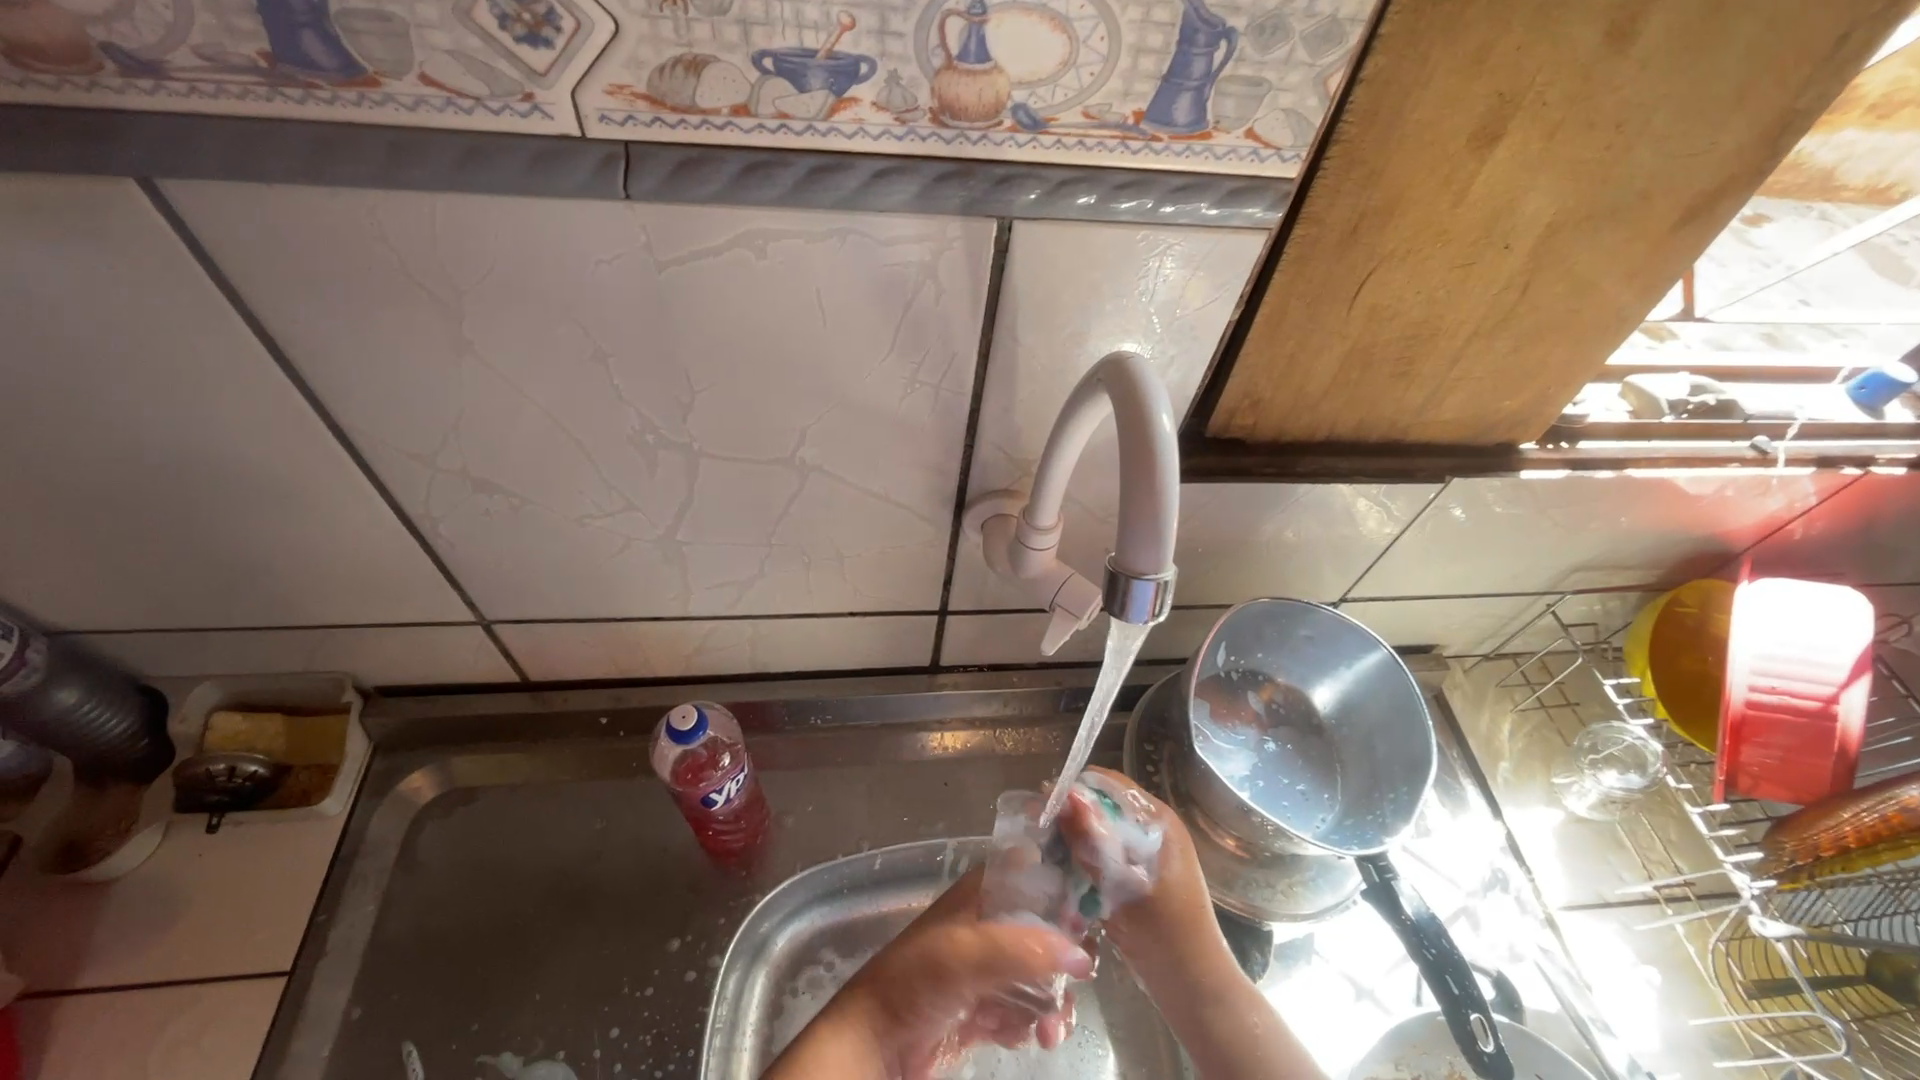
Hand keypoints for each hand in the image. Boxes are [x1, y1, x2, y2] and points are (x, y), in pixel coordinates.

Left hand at [769, 866, 1094, 1079]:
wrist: (876, 1044)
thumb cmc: (916, 982)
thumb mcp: (968, 954)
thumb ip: (1026, 949)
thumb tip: (1081, 956)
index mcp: (980, 894)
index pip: (1032, 871)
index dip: (1064, 886)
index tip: (1090, 913)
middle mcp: (987, 926)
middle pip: (1046, 928)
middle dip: (1066, 958)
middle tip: (1078, 979)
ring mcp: (986, 970)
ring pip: (1041, 975)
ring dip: (1055, 1001)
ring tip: (1052, 1029)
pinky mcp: (984, 1009)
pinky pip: (1027, 1010)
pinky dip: (1037, 1023)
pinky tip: (1036, 1038)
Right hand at [1058, 767, 1218, 977]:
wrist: (1192, 987)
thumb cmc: (1167, 934)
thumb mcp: (1125, 886)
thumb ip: (1094, 842)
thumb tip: (1064, 797)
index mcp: (1158, 821)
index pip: (1110, 785)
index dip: (1075, 789)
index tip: (1041, 805)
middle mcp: (1150, 830)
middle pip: (1101, 807)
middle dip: (1068, 816)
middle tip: (1034, 831)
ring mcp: (1141, 855)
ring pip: (1096, 834)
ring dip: (1070, 842)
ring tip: (1040, 854)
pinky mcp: (1132, 879)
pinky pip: (1099, 858)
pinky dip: (1079, 864)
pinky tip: (1058, 876)